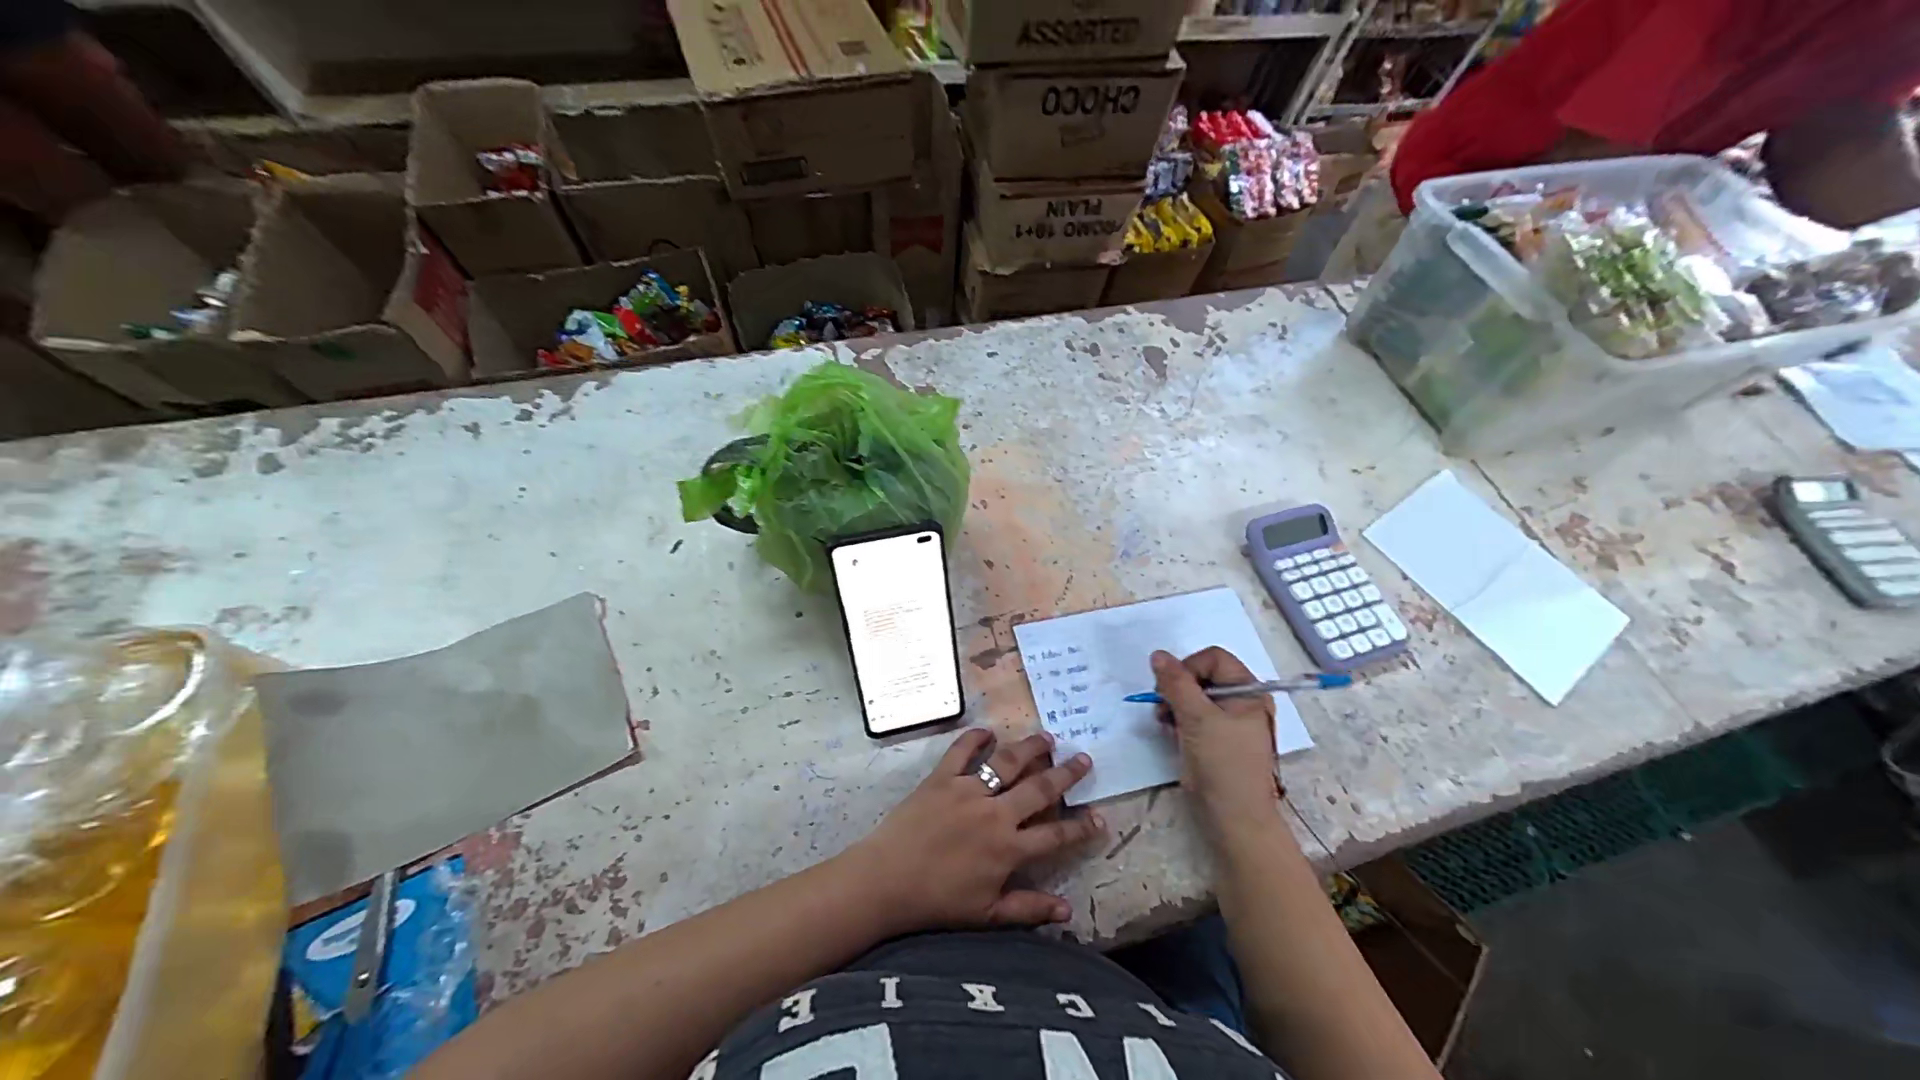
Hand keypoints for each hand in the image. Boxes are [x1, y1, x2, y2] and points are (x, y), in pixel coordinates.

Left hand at [847, 729, 1104, 932]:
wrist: (886, 880)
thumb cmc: (937, 901)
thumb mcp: (987, 914)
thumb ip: (1028, 909)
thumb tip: (1068, 911)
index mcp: (1008, 848)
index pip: (1055, 834)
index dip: (1080, 827)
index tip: (1100, 816)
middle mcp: (994, 814)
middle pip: (1039, 788)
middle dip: (1065, 774)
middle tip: (1084, 759)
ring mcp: (967, 791)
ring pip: (1007, 763)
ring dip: (1030, 749)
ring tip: (1047, 738)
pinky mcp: (941, 778)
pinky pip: (961, 752)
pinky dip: (975, 739)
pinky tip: (987, 731)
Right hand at [1152, 648, 1281, 828]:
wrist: (1235, 818)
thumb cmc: (1222, 763)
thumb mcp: (1197, 718)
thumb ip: (1176, 683)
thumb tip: (1158, 655)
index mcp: (1249, 692)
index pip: (1213, 658)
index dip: (1188, 667)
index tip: (1170, 689)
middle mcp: (1243, 702)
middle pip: (1203, 676)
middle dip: (1178, 687)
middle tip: (1162, 706)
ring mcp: (1230, 722)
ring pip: (1195, 697)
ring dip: (1175, 704)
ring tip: (1164, 722)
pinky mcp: (1217, 740)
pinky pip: (1195, 717)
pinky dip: (1180, 720)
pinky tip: (1171, 732)